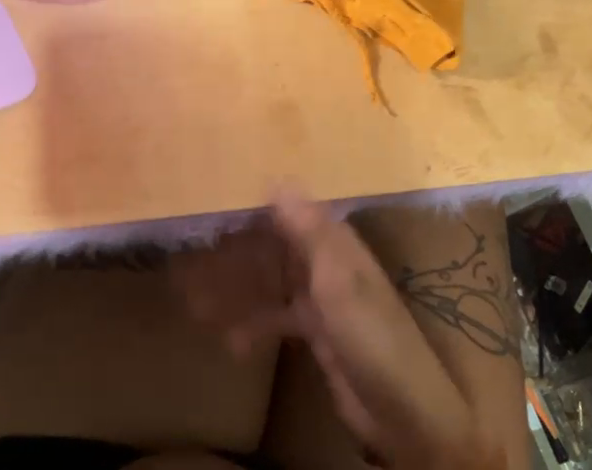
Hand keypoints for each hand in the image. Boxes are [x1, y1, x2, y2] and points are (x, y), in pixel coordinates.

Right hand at [172, 191, 506, 469]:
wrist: (404, 412)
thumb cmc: (372, 337)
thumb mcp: (338, 282)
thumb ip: (308, 230)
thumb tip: (277, 178)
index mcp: (336, 243)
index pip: (286, 212)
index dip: (249, 209)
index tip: (208, 206)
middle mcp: (326, 262)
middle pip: (271, 248)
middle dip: (231, 255)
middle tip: (187, 263)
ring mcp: (320, 298)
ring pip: (268, 283)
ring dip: (234, 291)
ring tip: (194, 304)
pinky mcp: (316, 332)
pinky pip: (275, 317)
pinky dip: (252, 325)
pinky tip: (230, 342)